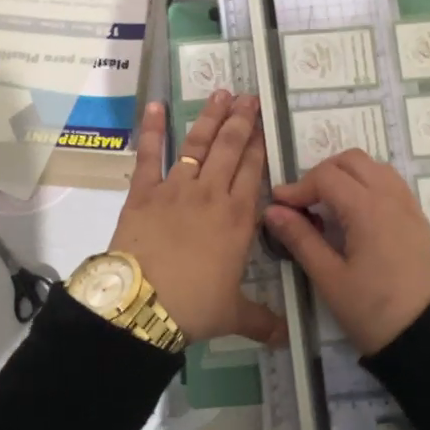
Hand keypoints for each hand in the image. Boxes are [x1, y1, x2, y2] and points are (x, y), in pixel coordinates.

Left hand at [108, 93, 285, 344]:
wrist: (142, 304)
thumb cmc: (194, 307)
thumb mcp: (233, 315)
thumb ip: (261, 320)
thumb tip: (286, 337)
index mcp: (239, 219)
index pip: (253, 170)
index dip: (259, 144)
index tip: (264, 122)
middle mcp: (211, 194)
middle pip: (230, 147)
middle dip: (241, 119)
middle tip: (249, 96)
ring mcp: (176, 189)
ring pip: (197, 143)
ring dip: (209, 116)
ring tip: (220, 92)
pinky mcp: (143, 192)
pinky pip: (149, 154)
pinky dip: (152, 129)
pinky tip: (156, 106)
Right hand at [263, 150, 429, 354]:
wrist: (427, 337)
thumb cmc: (372, 310)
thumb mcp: (329, 278)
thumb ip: (300, 238)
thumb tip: (272, 211)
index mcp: (368, 209)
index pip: (326, 176)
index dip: (298, 187)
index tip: (279, 206)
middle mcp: (391, 197)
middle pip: (352, 160)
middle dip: (323, 174)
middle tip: (304, 203)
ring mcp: (409, 207)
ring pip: (375, 168)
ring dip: (347, 176)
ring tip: (328, 206)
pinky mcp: (418, 221)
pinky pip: (391, 184)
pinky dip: (368, 186)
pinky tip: (355, 216)